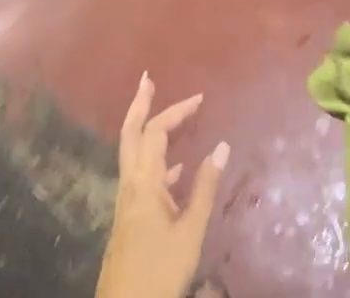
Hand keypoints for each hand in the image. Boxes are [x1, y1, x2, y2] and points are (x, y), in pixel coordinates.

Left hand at [96, 73, 230, 297]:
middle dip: (139, 105)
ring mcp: (127, 199)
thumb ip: (205, 188)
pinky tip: (177, 169)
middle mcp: (130, 183)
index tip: (200, 99)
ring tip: (165, 113)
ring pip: (132, 152)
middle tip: (147, 80)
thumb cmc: (160, 269)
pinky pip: (140, 174)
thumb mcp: (190, 231)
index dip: (176, 111)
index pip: (155, 132)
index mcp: (143, 182)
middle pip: (130, 133)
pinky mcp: (130, 215)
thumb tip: (222, 146)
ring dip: (145, 127)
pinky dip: (155, 159)